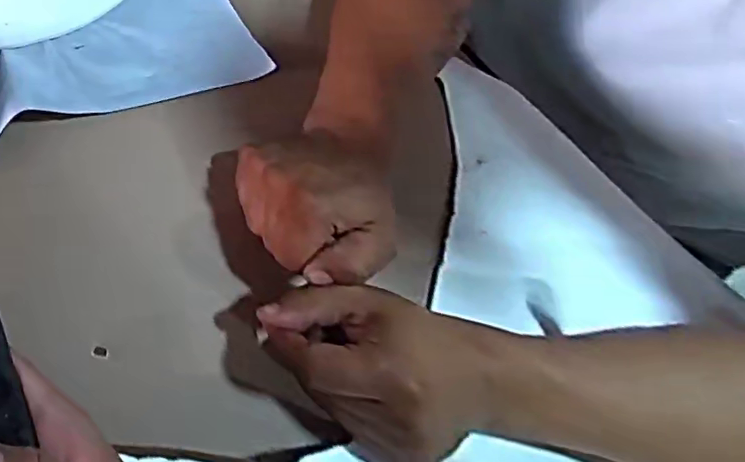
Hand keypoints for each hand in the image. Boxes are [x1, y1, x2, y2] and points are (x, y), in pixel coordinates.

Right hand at [236, 132, 395, 283]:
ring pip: (254, 222)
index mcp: (306, 208)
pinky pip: (245, 199)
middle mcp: (272, 186)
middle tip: (315, 225)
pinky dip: (260, 203)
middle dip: (291, 242)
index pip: (289, 259)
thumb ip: (349, 267)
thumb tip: (312, 278)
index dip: (310, 257)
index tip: (326, 242)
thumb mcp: (377, 238)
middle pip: (269, 241)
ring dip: (275, 223)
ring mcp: (254, 169)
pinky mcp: (245, 159)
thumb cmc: (365, 192)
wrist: (346, 141)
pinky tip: (281, 193)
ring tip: (299, 207)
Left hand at [258, 286, 510, 461]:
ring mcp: (398, 448)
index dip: (286, 340)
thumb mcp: (361, 299)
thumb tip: (265, 316)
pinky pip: (343, 421)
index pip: (311, 366)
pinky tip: (360, 378)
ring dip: (321, 375)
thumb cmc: (420, 332)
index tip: (277, 318)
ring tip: (349, 353)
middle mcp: (395, 421)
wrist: (478, 378)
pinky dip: (339, 396)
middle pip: (314, 387)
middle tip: (325, 331)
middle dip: (305, 354)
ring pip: (324, 405)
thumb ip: (309, 303)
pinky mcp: (397, 459)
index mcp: (389, 378)